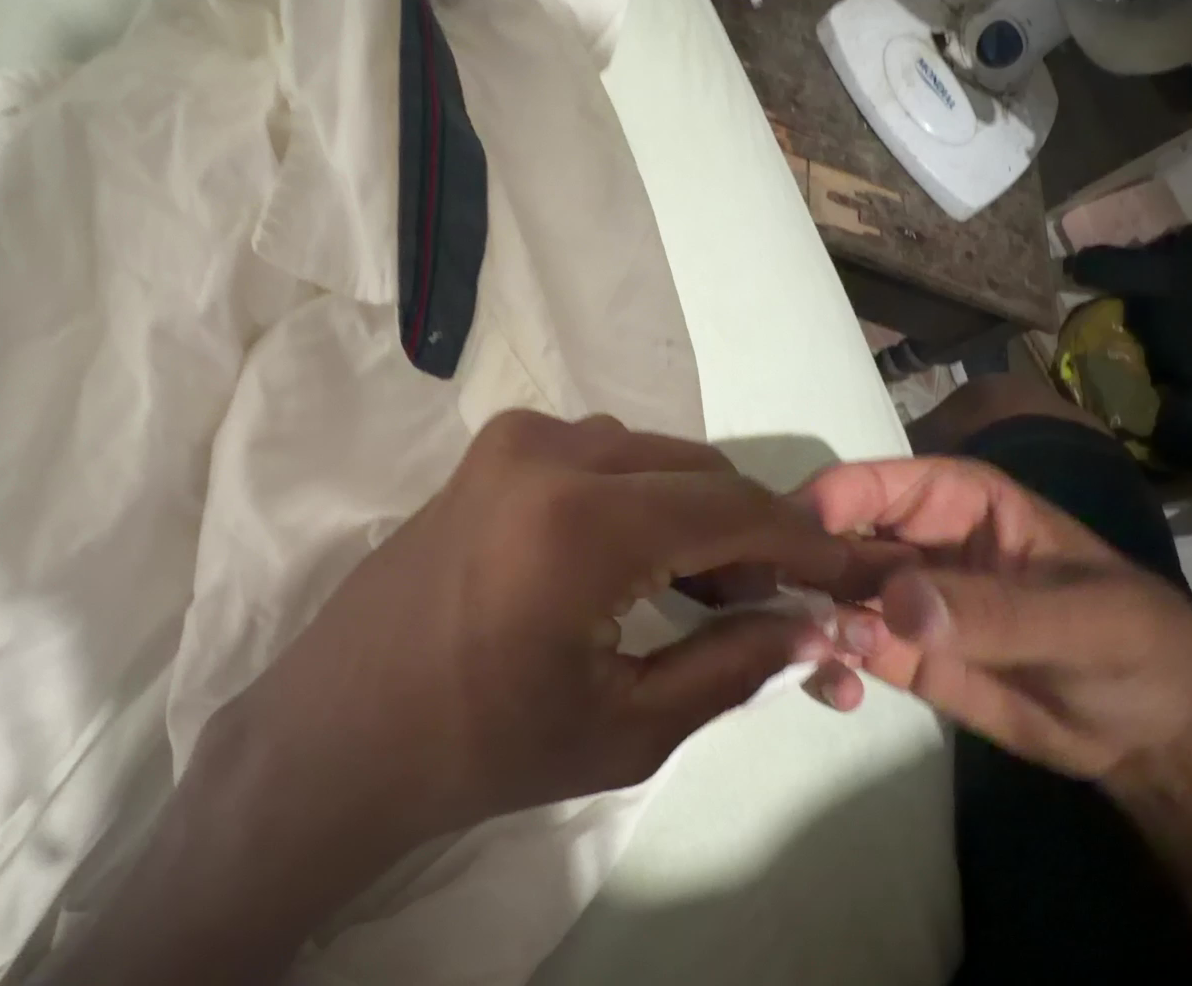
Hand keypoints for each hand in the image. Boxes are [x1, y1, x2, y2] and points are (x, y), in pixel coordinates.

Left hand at [197, 411, 850, 846]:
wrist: (341, 733)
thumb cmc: (481, 747)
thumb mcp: (627, 725)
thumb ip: (733, 665)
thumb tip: (814, 628)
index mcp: (581, 521)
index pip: (732, 510)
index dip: (804, 542)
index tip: (850, 571)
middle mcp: (546, 453)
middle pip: (694, 471)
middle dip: (750, 529)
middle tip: (776, 600)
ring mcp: (508, 445)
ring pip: (648, 457)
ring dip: (694, 510)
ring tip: (709, 588)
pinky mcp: (486, 457)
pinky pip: (597, 457)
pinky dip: (640, 497)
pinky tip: (643, 559)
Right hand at [794, 458, 1191, 780]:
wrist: (1157, 738)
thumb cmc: (1138, 649)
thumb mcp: (1083, 621)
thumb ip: (993, 609)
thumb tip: (897, 603)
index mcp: (954, 500)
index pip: (872, 485)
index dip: (826, 501)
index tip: (786, 537)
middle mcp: (909, 542)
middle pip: (827, 537)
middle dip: (796, 568)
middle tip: (771, 608)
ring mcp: (894, 601)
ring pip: (819, 594)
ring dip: (800, 621)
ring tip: (813, 656)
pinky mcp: (891, 655)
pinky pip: (836, 649)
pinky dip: (823, 665)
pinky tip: (839, 691)